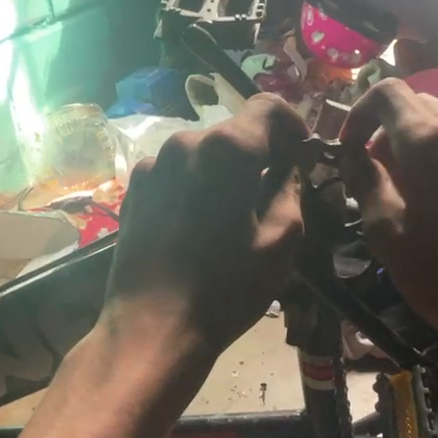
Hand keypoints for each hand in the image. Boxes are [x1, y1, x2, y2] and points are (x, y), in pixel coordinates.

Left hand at [103, 94, 307, 360]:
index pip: (267, 107)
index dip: (293, 124)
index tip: (302, 153)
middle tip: (276, 194)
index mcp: (226, 149)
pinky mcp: (134, 190)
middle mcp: (184, 143)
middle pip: (234, 133)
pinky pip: (179, 174)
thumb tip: (290, 165)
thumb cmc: (227, 288)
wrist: (152, 330)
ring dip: (227, 173)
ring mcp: (153, 166)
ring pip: (205, 154)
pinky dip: (198, 187)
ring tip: (237, 218)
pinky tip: (202, 228)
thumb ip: (291, 189)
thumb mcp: (282, 240)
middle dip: (260, 154)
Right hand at [340, 80, 437, 355]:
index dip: (360, 113)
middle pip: (421, 105)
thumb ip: (365, 181)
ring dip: (428, 143)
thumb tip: (354, 155)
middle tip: (384, 175)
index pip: (388, 92)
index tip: (352, 148)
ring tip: (424, 189)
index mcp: (430, 142)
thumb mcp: (386, 235)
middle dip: (392, 131)